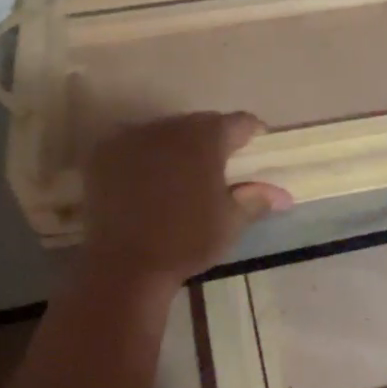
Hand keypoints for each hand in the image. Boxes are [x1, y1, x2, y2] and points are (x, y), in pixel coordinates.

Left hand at [78, 112, 291, 283]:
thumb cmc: (188, 241)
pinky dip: (145, 155)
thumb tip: (284, 195)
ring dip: (177, 145)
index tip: (257, 148)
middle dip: (213, 139)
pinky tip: (148, 179)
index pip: (238, 123)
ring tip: (182, 173)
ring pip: (164, 131)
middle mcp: (168, 128)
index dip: (252, 133)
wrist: (126, 264)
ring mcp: (131, 137)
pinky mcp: (102, 153)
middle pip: (199, 124)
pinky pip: (132, 143)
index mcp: (205, 139)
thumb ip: (256, 199)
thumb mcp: (230, 222)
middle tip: (220, 165)